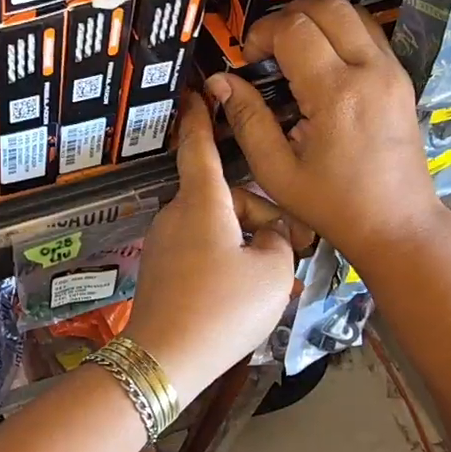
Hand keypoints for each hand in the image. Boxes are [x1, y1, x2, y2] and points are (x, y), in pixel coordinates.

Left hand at [123, 95, 297, 399]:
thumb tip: (268, 234)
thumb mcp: (274, 270)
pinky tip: (241, 296)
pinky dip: (225, 262)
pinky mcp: (161, 269)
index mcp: (202, 202)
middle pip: (225, 198)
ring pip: (216, 228)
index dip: (202, 118)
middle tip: (289, 255)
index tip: (198, 92)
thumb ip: (279, 239)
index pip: (200, 147)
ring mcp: (164, 243)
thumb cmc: (224, 308)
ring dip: (244, 243)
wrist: (166, 358)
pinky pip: (201, 251)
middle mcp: (176, 214)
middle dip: (259, 217)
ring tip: (268, 284)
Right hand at [204, 0, 448, 253]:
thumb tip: (220, 82)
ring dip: (316, 20)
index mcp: (335, 94)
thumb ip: (247, 120)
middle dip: (288, 16)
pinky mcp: (401, 78)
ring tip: (291, 52)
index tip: (248, 59)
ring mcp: (391, 71)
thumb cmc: (332, 205)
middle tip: (267, 48)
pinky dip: (339, 33)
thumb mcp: (276, 171)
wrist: (397, 224)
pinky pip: (368, 33)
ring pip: (352, 12)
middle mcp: (369, 71)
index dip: (262, 33)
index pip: (295, 29)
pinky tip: (319, 65)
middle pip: (328, 5)